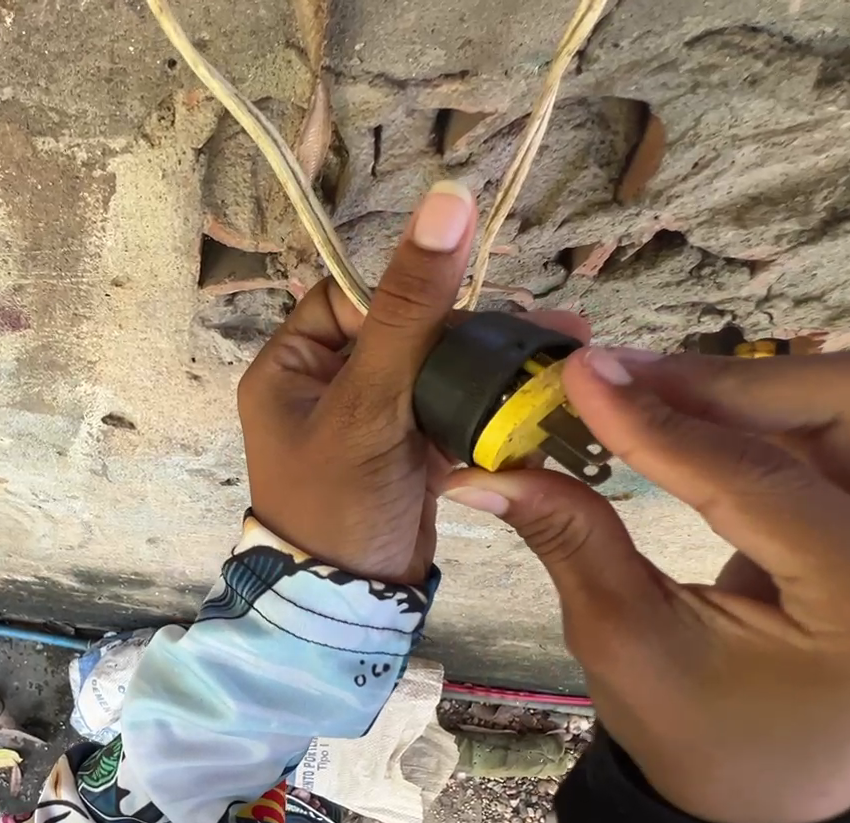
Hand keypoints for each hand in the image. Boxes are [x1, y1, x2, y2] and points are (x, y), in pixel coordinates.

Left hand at [238, 181, 588, 583]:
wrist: (349, 596)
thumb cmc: (339, 501)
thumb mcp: (369, 403)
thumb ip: (407, 310)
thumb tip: (444, 199)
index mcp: (289, 368)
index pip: (350, 299)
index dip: (407, 296)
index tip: (466, 310)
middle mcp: (320, 386)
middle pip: (399, 330)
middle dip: (467, 331)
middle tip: (543, 328)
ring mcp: (363, 417)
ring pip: (428, 368)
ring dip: (487, 363)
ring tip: (560, 348)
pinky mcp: (398, 446)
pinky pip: (442, 406)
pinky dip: (483, 402)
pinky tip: (538, 392)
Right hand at [440, 346, 849, 822]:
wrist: (764, 792)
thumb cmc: (691, 731)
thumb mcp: (619, 637)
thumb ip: (568, 537)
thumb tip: (481, 471)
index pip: (764, 480)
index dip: (656, 423)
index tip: (577, 373)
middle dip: (725, 381)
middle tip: (616, 378)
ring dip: (746, 388)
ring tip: (641, 393)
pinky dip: (766, 415)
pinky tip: (689, 418)